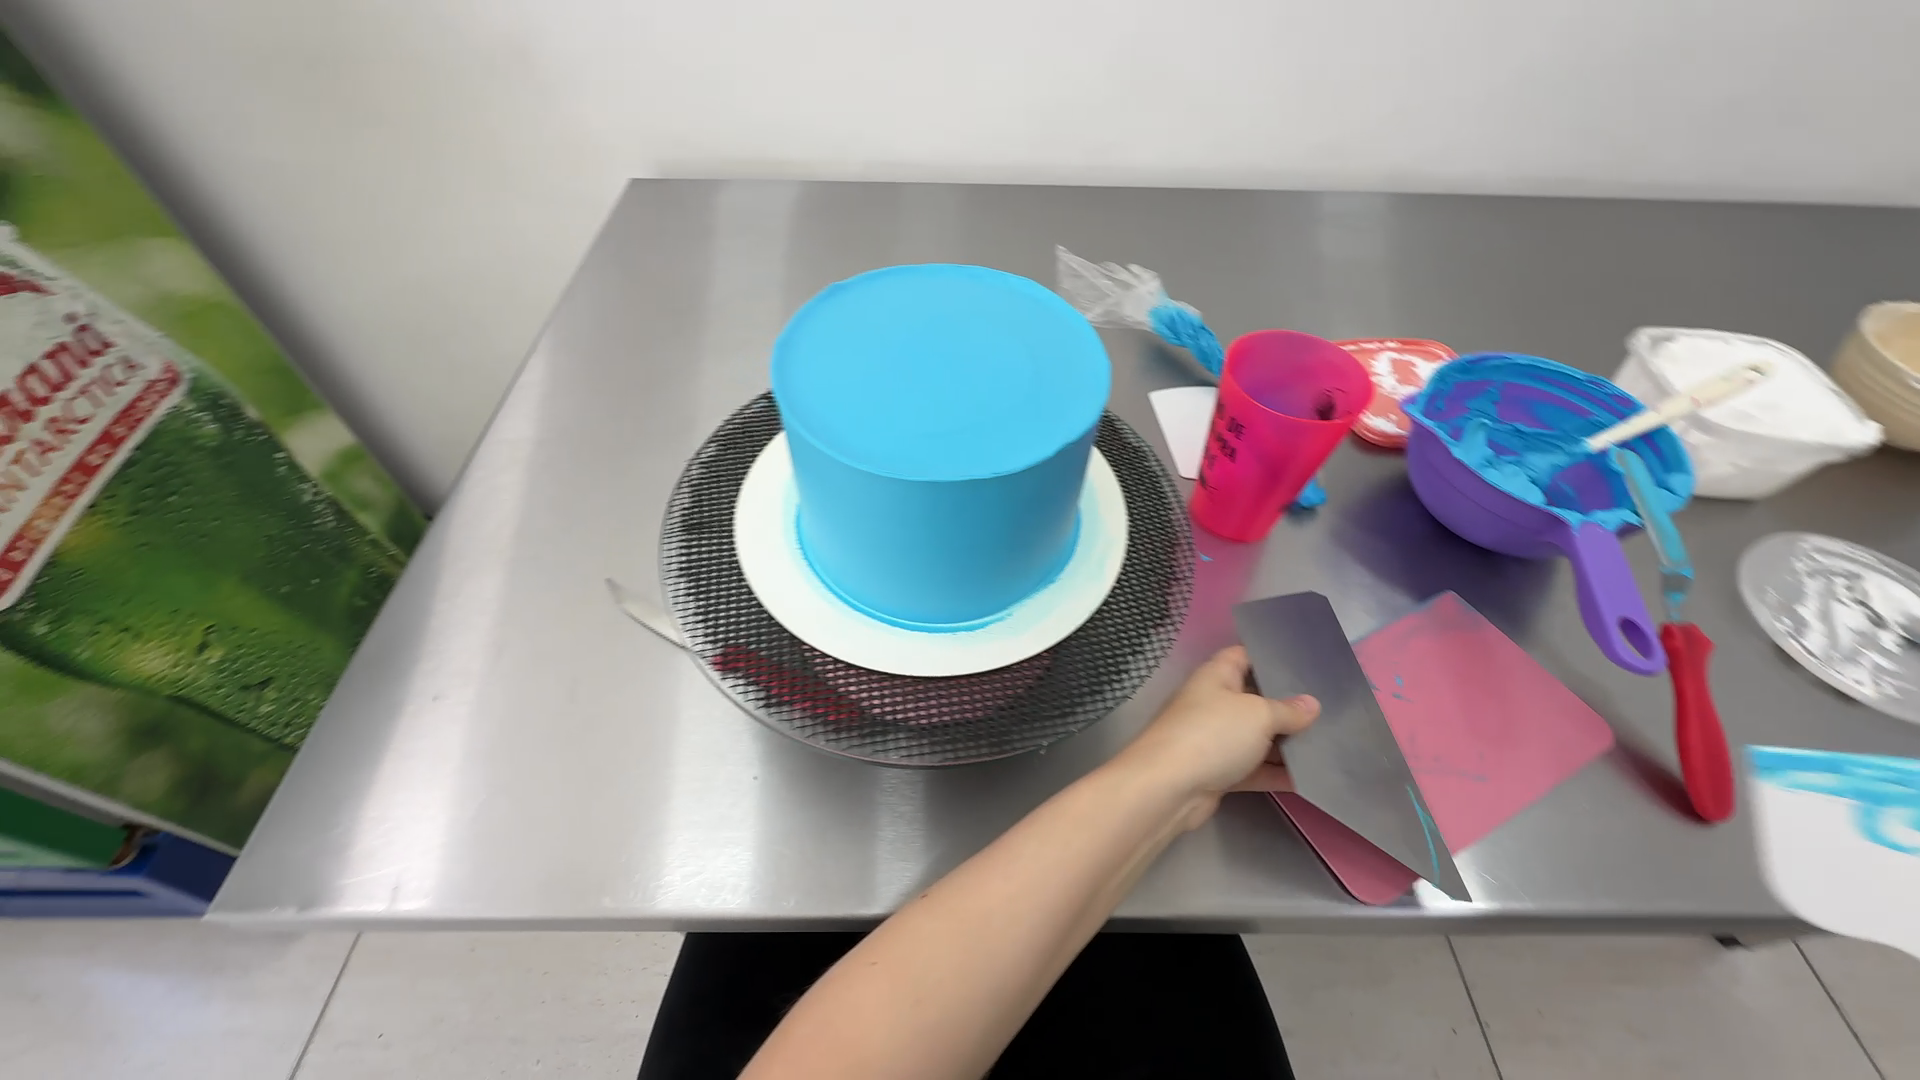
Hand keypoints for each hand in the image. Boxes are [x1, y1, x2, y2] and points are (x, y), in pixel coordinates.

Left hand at [1113, 646, 1318, 829]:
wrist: (1169, 788)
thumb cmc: (1212, 735)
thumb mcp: (1258, 715)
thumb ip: (1287, 710)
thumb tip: (1312, 704)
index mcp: (1215, 676)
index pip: (1244, 655)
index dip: (1271, 657)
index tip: (1307, 664)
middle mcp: (1212, 703)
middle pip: (1254, 698)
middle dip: (1288, 705)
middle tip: (1329, 709)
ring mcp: (1213, 738)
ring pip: (1256, 736)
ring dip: (1285, 743)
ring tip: (1329, 743)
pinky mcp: (1216, 771)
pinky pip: (1252, 768)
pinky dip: (1275, 772)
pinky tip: (1309, 777)